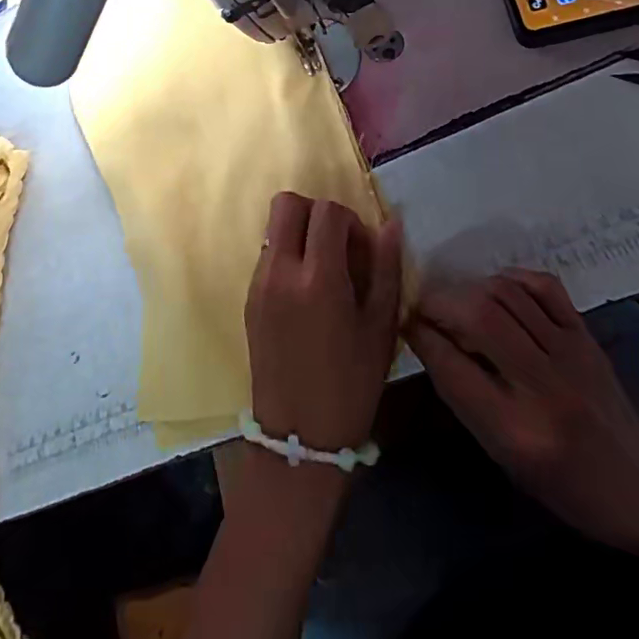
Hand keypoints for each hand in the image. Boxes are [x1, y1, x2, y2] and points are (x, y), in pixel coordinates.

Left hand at [245, 192, 404, 454]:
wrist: (299, 434)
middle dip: (317, 212)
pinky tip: (308, 295)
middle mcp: (280, 272)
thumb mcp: (381, 326)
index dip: (351, 220)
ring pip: (273, 228)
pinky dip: (288, 257)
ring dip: (300, 234)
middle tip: (339, 246)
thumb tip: (390, 224)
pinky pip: (267, 256)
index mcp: (318, 278)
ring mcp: (258, 286)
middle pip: (286, 204)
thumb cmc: (352, 383)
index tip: (363, 250)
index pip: (327, 211)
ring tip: (326, 273)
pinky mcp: (248, 301)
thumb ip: (386, 267)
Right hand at [405, 270, 638, 555]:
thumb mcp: (502, 454)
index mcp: (515, 429)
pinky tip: (496, 290)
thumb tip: (429, 339)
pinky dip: (511, 279)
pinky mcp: (587, 335)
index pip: (452, 365)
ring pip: (508, 294)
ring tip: (456, 301)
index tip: (404, 321)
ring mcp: (570, 353)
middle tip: (424, 306)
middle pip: (480, 316)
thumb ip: (464, 396)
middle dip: (440, 301)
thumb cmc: (563, 484)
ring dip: (471, 288)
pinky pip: (543, 287)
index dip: (419, 334)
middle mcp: (543, 385)